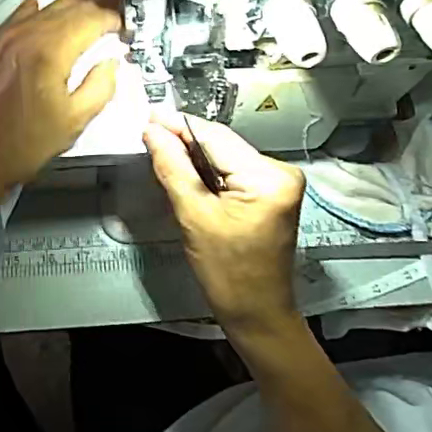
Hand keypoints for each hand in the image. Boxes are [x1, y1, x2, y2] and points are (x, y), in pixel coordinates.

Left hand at [0, 0, 123, 240]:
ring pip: (44, 6)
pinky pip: (17, 16)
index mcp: (50, 51)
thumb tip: (111, 62)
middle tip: (116, 5)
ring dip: (70, 3)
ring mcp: (2, 37)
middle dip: (96, 3)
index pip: (91, 19)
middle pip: (69, 5)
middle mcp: (25, 34)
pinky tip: (44, 11)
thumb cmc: (22, 147)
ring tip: (90, 3)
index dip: (114, 17)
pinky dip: (38, 11)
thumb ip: (100, 86)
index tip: (127, 25)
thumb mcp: (74, 122)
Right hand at [143, 112, 306, 337]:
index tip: (150, 117)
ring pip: (226, 155)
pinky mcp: (273, 191)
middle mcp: (281, 171)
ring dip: (196, 155)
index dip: (179, 126)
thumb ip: (173, 168)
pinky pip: (234, 169)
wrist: (257, 313)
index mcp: (268, 177)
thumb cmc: (228, 274)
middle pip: (222, 144)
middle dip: (186, 140)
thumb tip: (155, 132)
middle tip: (150, 133)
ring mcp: (280, 181)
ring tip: (163, 151)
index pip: (215, 138)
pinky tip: (188, 171)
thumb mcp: (194, 217)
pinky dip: (210, 170)